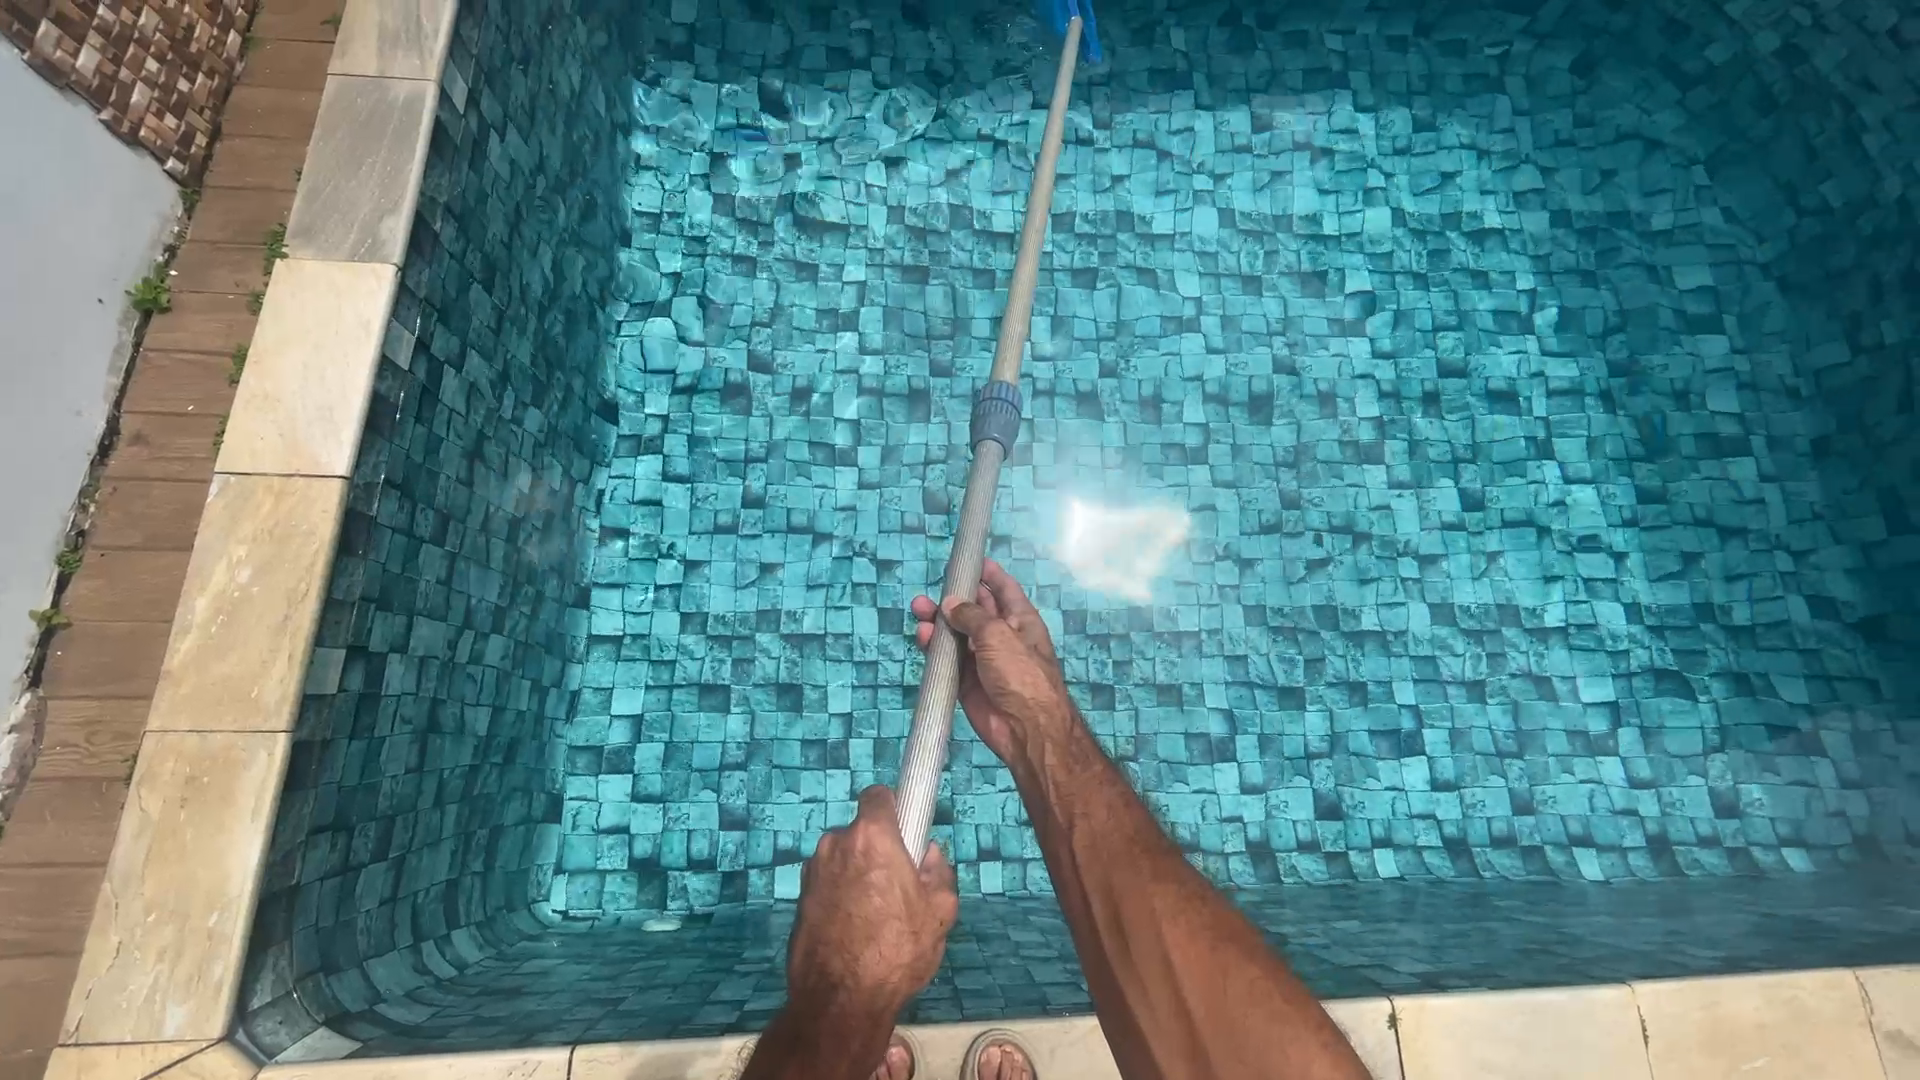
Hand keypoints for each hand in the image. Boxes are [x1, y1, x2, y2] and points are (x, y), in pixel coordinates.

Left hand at [787, 786, 958, 1020]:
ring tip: (874, 917)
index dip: (893, 809)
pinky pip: (827, 884)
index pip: (878, 796)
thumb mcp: (940, 911)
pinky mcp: (798, 899)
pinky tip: (853, 931)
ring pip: (843, 859)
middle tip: (896, 886)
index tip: (905, 832)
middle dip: (878, 851)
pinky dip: (839, 897)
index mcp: (872, 836)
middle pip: (861, 833)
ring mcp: (812, 871)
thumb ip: (938, 871)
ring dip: (857, 875)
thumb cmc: (897, 950)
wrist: (840, 1002)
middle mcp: (836, 844)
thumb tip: (927, 853)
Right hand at [911, 559, 1076, 769]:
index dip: (988, 574)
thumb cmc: (1020, 673)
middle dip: (954, 599)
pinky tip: (923, 637)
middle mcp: (1002, 637)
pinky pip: (948, 659)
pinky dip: (934, 648)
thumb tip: (951, 604)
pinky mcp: (967, 681)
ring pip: (957, 634)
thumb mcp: (997, 634)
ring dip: (938, 622)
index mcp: (1020, 620)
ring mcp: (983, 660)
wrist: (1026, 728)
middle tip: (931, 591)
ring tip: (918, 610)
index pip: (1004, 589)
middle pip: (975, 610)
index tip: (970, 560)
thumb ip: (972, 616)